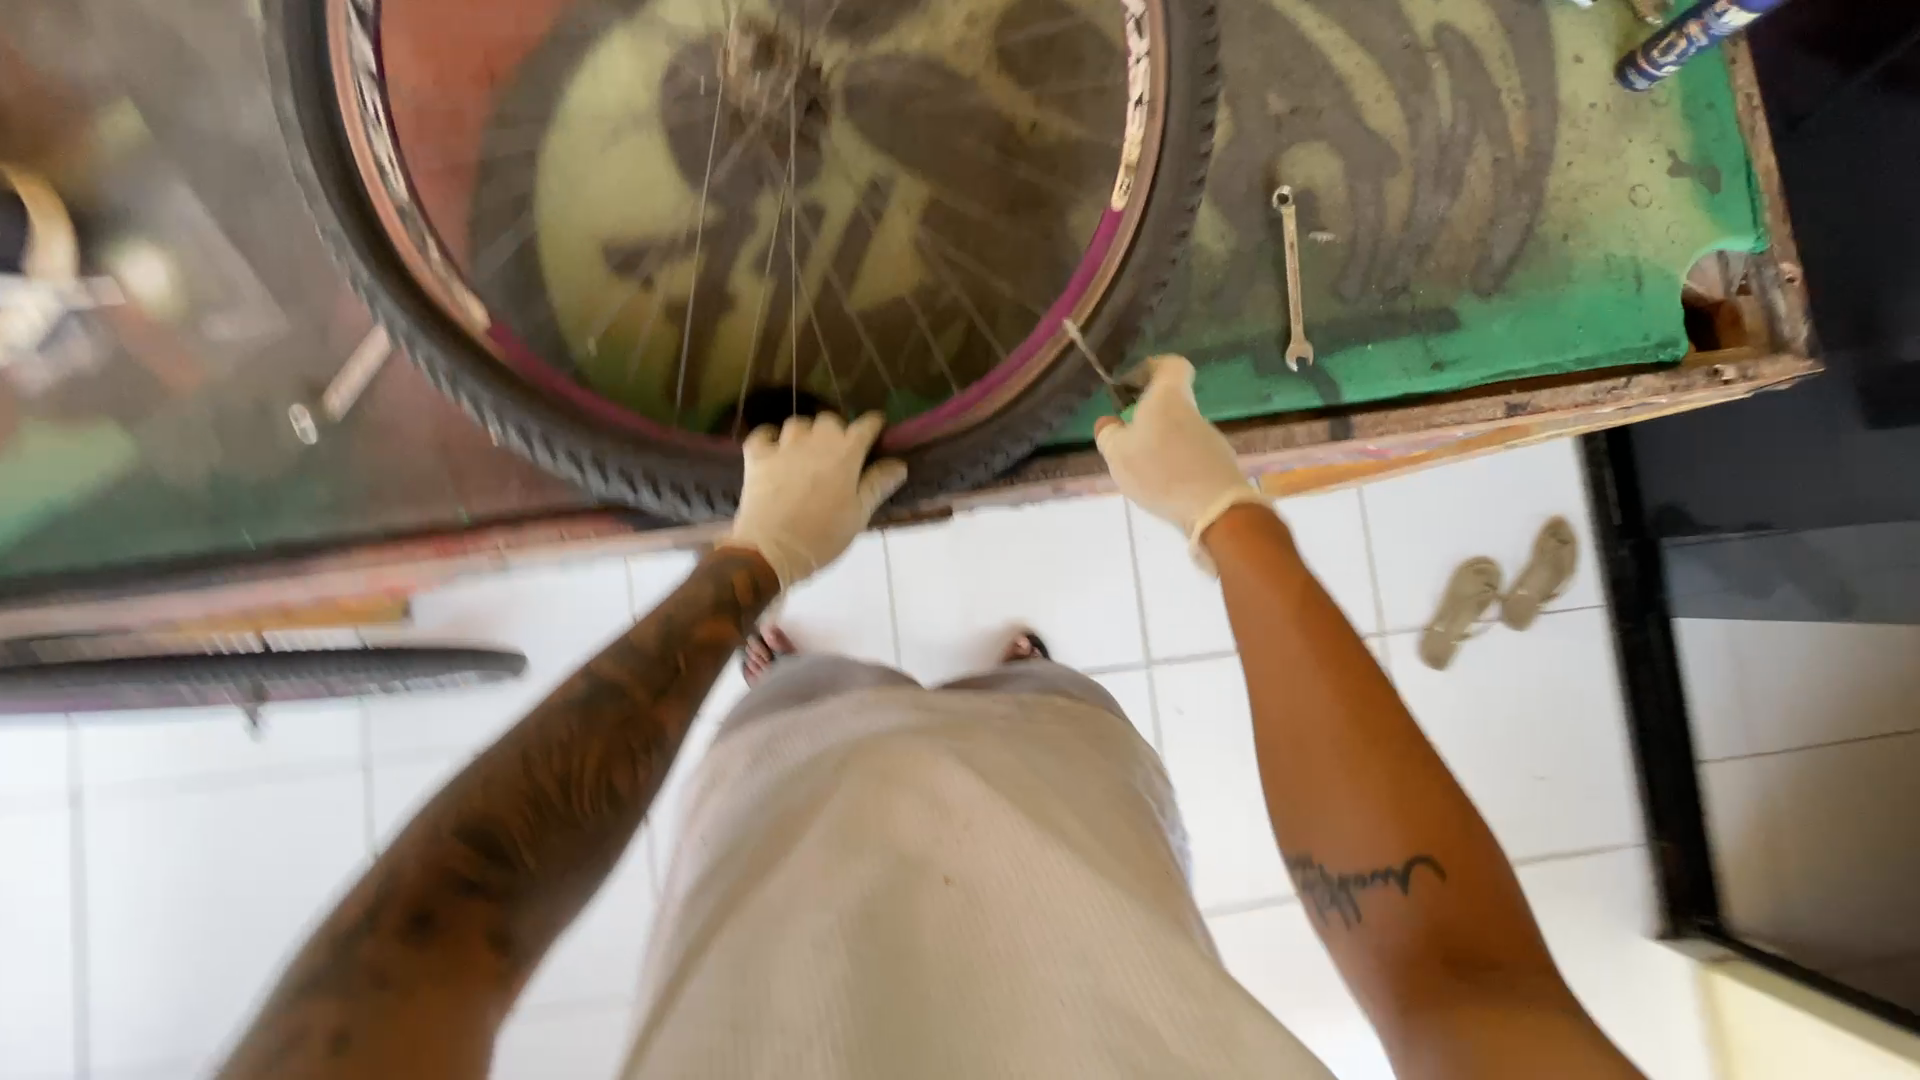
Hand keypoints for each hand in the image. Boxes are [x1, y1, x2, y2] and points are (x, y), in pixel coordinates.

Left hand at [722, 412, 906, 589]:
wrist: (771, 549)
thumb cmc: (823, 536)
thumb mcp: (859, 514)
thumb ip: (878, 484)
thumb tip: (900, 464)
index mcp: (846, 453)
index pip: (866, 425)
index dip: (873, 425)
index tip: (877, 431)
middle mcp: (816, 440)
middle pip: (830, 420)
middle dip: (837, 430)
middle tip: (839, 452)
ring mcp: (784, 445)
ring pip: (798, 423)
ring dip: (805, 433)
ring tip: (807, 451)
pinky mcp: (757, 455)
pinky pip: (763, 434)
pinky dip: (770, 437)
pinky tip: (775, 449)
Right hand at [1095, 355, 1266, 564]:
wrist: (1215, 508)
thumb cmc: (1160, 471)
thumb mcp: (1118, 453)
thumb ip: (1108, 433)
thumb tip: (1109, 423)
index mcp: (1168, 398)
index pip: (1170, 365)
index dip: (1150, 369)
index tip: (1131, 386)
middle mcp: (1192, 412)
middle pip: (1171, 402)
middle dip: (1147, 414)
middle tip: (1125, 436)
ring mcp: (1209, 438)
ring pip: (1178, 431)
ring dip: (1159, 443)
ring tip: (1140, 469)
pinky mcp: (1218, 464)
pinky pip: (1189, 455)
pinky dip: (1173, 464)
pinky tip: (1162, 486)